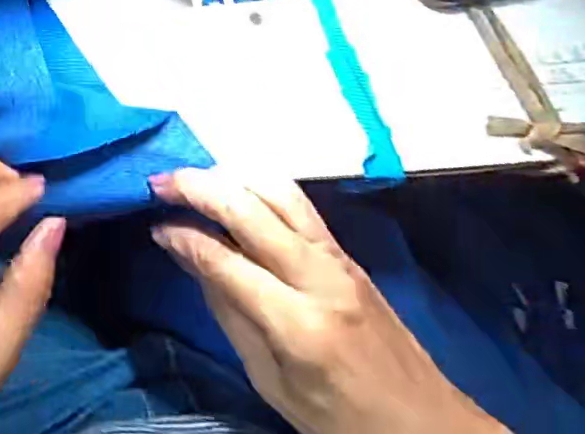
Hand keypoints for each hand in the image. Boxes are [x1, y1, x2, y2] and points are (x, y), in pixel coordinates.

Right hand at [150, 169, 505, 433]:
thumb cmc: (342, 420)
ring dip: (226, 175)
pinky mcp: (344, 249)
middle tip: (158, 184)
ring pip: (273, 189)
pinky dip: (254, 182)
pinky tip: (232, 186)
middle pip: (246, 209)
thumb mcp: (271, 381)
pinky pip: (293, 199)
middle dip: (194, 187)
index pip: (223, 259)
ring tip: (192, 179)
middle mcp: (317, 276)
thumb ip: (227, 310)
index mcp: (297, 324)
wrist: (429, 428)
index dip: (182, 237)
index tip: (155, 226)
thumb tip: (186, 253)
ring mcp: (335, 257)